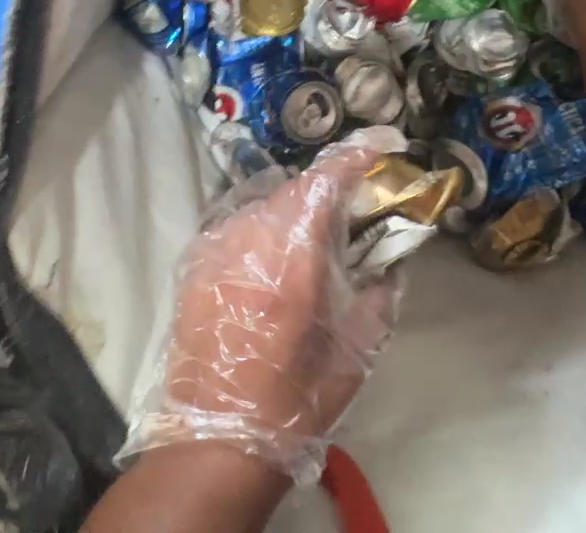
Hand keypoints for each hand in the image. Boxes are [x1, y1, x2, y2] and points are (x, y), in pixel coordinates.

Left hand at [118, 128, 404, 483]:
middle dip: (329, 190)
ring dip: (295, 211)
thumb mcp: (356, 353)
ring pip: (265, 204)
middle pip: (295, 189)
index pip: (325, 181)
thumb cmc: (294, 402)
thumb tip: (390, 259)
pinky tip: (276, 259)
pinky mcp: (195, 263)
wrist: (215, 440)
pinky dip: (265, 229)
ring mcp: (216, 248)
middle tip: (355, 212)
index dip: (357, 155)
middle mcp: (249, 240)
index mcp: (292, 260)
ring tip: (315, 241)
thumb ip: (379, 293)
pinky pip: (238, 225)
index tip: (385, 144)